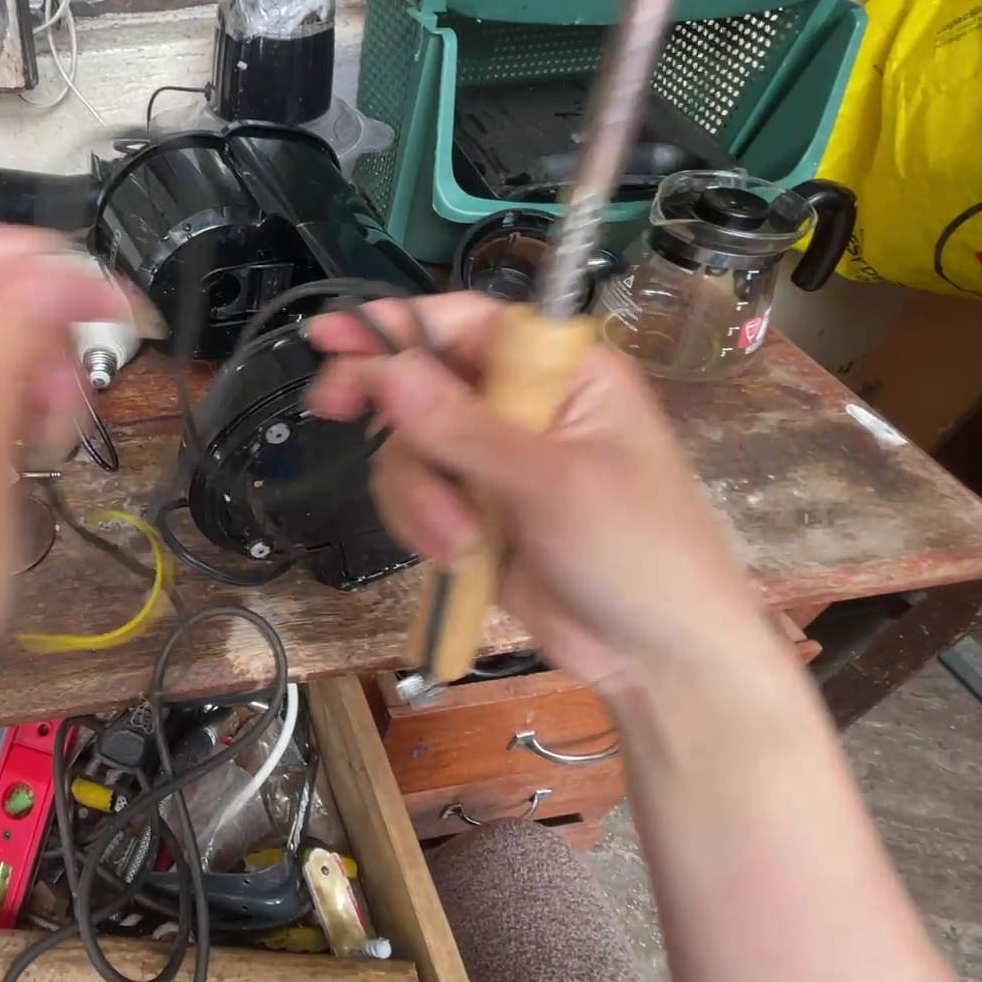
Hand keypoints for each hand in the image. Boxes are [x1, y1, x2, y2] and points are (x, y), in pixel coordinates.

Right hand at [305, 292, 772, 688]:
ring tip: (457, 540)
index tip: (331, 336)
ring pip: (407, 449)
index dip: (396, 324)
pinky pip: (412, 495)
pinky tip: (456, 554)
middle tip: (329, 409)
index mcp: (559, 375)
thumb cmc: (636, 553)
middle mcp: (518, 408)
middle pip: (420, 385)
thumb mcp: (551, 483)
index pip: (465, 325)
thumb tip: (388, 370)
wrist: (652, 656)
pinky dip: (419, 523)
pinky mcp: (467, 510)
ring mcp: (488, 462)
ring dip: (418, 495)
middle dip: (390, 416)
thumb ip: (463, 427)